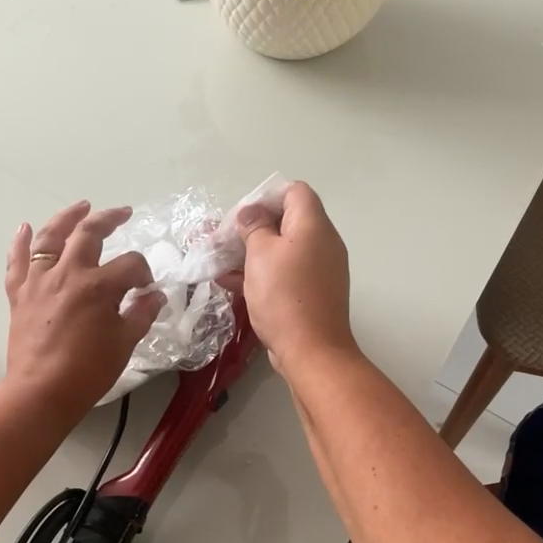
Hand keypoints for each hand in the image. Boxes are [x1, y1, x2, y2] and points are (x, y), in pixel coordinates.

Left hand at [3, 201, 164, 416]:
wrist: (41, 392)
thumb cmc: (88, 371)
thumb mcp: (125, 342)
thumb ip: (141, 314)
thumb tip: (154, 296)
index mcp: (99, 285)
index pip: (130, 264)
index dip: (143, 273)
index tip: (146, 289)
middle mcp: (68, 273)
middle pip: (89, 233)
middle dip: (109, 219)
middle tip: (123, 214)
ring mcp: (39, 281)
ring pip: (50, 237)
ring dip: (67, 218)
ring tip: (81, 206)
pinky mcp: (19, 294)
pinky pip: (17, 261)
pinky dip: (19, 242)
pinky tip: (24, 227)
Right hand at [222, 181, 355, 370]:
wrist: (311, 350)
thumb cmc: (284, 295)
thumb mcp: (260, 254)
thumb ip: (254, 227)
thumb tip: (251, 212)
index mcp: (314, 225)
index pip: (296, 192)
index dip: (267, 196)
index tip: (243, 215)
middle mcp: (322, 243)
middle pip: (287, 221)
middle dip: (253, 227)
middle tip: (225, 238)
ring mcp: (319, 270)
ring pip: (283, 250)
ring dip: (252, 252)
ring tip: (220, 260)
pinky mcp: (312, 293)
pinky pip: (285, 273)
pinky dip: (261, 273)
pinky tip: (230, 282)